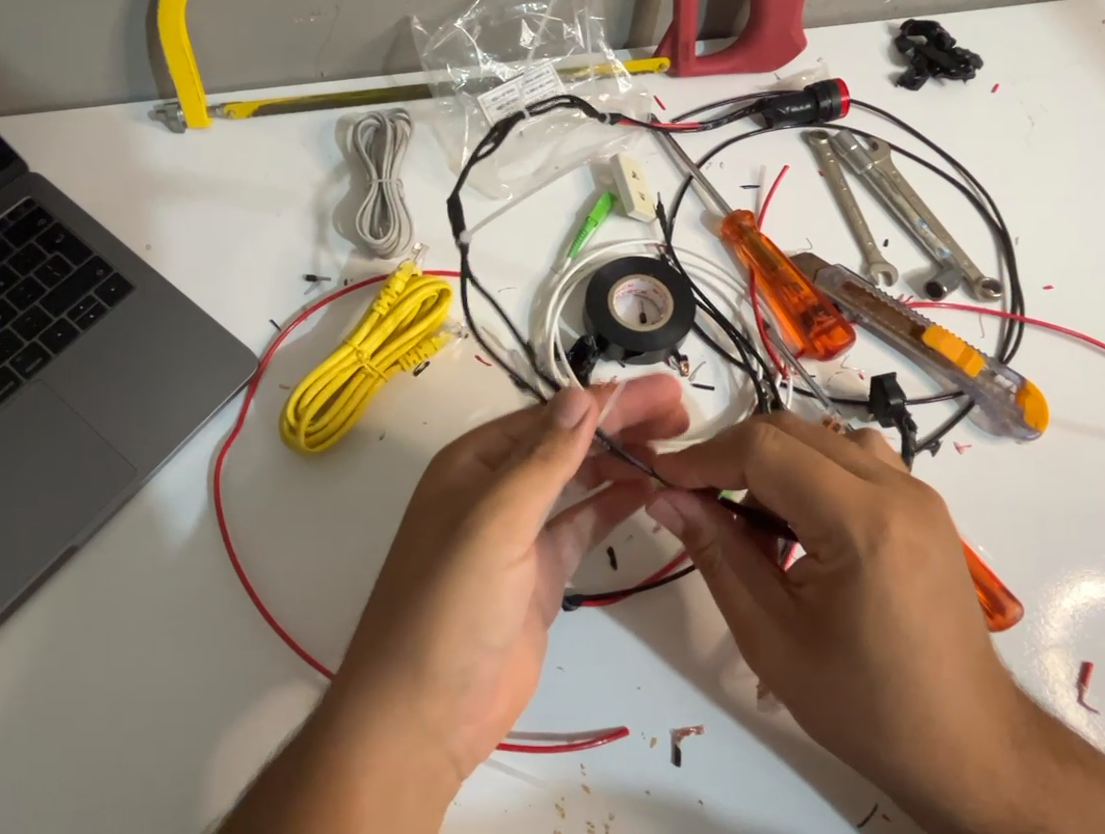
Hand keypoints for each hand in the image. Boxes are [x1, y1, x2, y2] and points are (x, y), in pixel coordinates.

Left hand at [331, 375, 686, 781]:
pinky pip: (581, 525)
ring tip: (674, 447)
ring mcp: (517, 533)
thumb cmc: (450, 605)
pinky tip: (648, 491)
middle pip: (566, 442)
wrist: (424, 712)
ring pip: (577, 481)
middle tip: (680, 414)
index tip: (665, 392)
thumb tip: (582, 394)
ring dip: (620, 461)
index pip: (550, 417)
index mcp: (473, 463)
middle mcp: (494, 489)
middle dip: (620, 424)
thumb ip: (543, 459)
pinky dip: (613, 506)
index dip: (608, 401)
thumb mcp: (495, 522)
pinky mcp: (538, 573)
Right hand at [648, 414, 1104, 833]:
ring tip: (745, 513)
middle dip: (730, 455)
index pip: (763, 449)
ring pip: (823, 438)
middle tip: (691, 498)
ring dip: (772, 460)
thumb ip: (715, 552)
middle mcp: (897, 489)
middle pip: (791, 431)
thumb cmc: (863, 703)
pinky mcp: (924, 508)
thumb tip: (665, 498)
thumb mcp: (769, 634)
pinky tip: (796, 520)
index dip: (702, 456)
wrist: (968, 747)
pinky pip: (855, 459)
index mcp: (862, 522)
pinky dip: (811, 471)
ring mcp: (918, 494)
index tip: (660, 478)